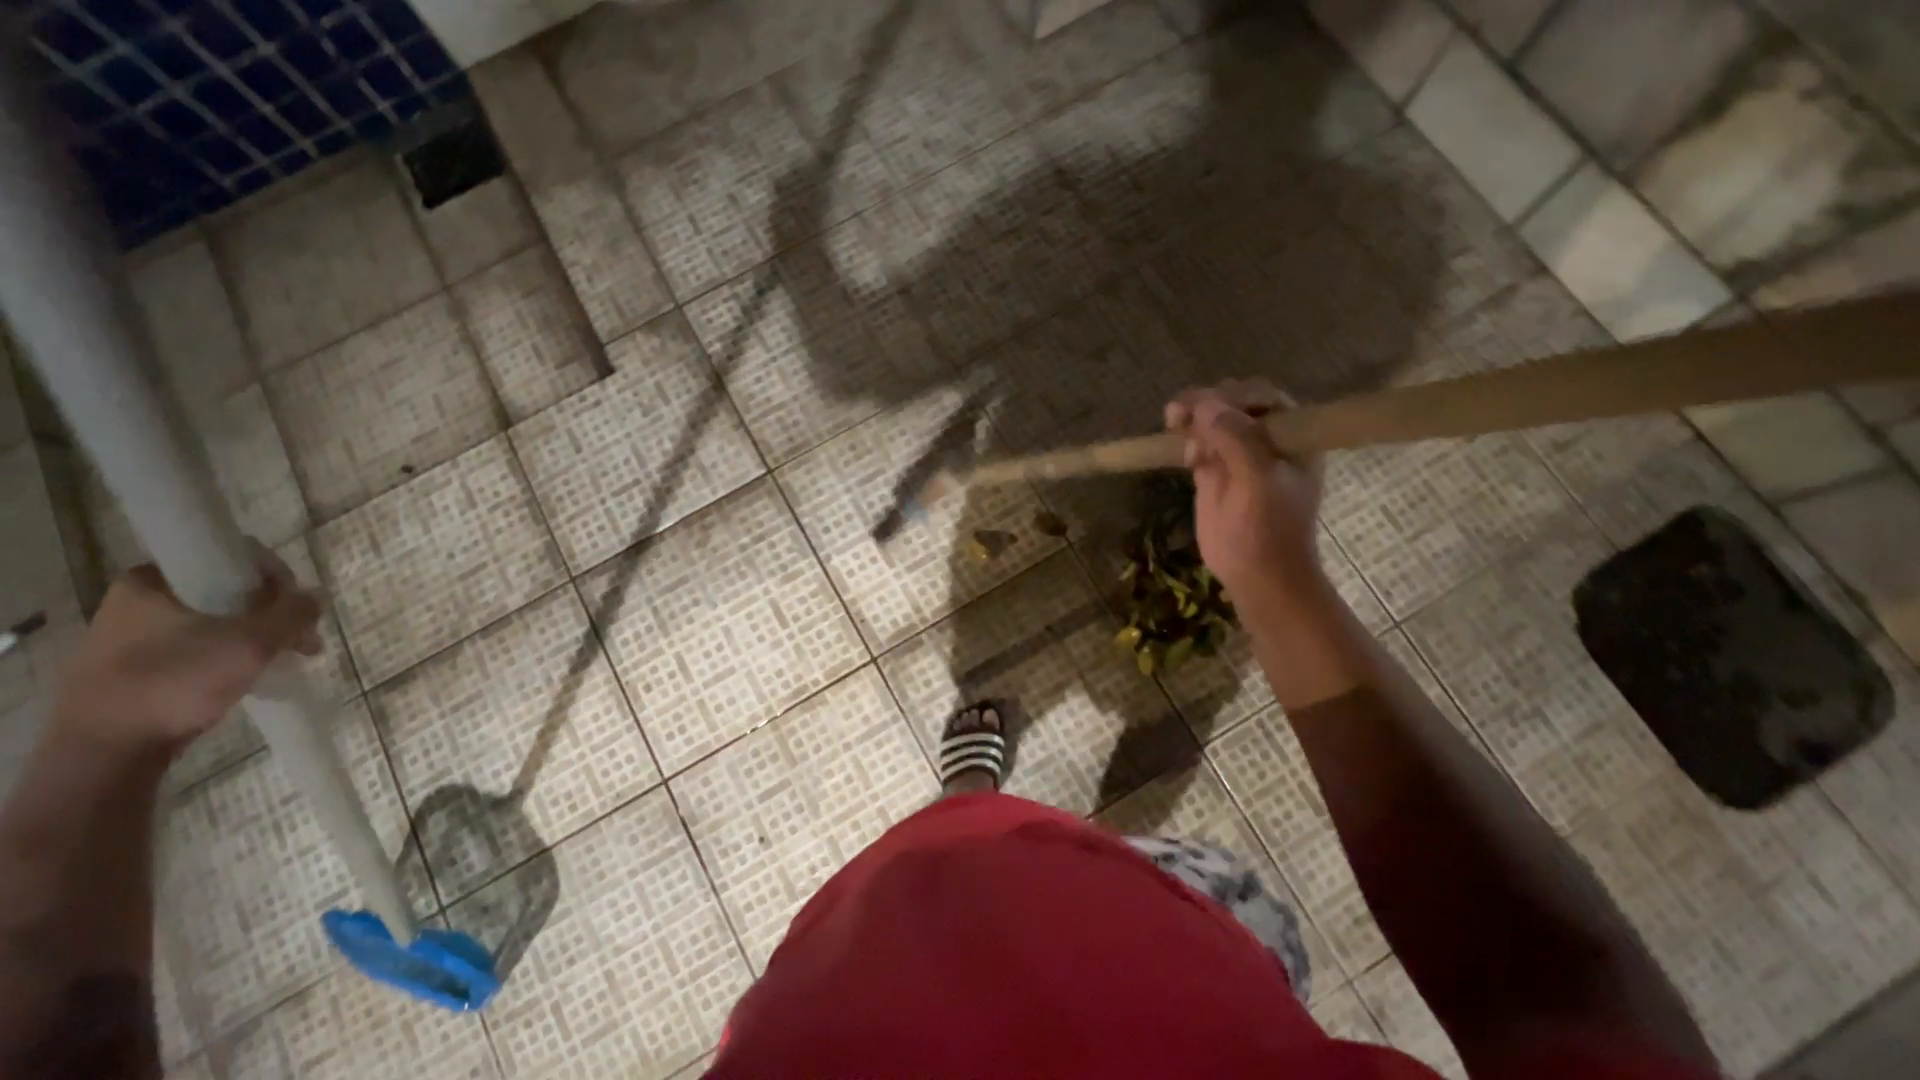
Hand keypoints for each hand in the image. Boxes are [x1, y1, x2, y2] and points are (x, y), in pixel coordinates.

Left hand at [55, 553, 321, 753]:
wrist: (105, 751)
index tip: (300, 610)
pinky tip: (249, 678)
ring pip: (214, 622)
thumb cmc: (175, 682)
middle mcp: (137, 600)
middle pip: (226, 592)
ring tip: (284, 663)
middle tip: (302, 642)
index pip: (232, 558)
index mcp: (153, 579)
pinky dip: (229, 657)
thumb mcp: (250, 642)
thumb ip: (292, 613)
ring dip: (256, 637)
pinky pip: (196, 649)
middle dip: (273, 614)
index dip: (277, 579)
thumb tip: (316, 596)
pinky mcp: (133, 669)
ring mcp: (131, 636)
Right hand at [1165, 380, 1326, 614]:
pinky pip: (1199, 444)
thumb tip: (1206, 404)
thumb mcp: (1259, 478)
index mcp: (1292, 437)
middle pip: (1234, 405)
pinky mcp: (1215, 474)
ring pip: (1213, 422)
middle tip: (1182, 413)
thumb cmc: (1269, 528)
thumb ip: (1237, 438)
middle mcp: (1267, 440)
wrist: (1259, 576)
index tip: (1208, 405)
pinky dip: (1188, 440)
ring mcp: (1239, 456)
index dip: (1235, 395)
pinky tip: (1183, 452)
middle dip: (1209, 403)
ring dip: (1193, 417)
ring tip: (1173, 420)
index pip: (1264, 398)